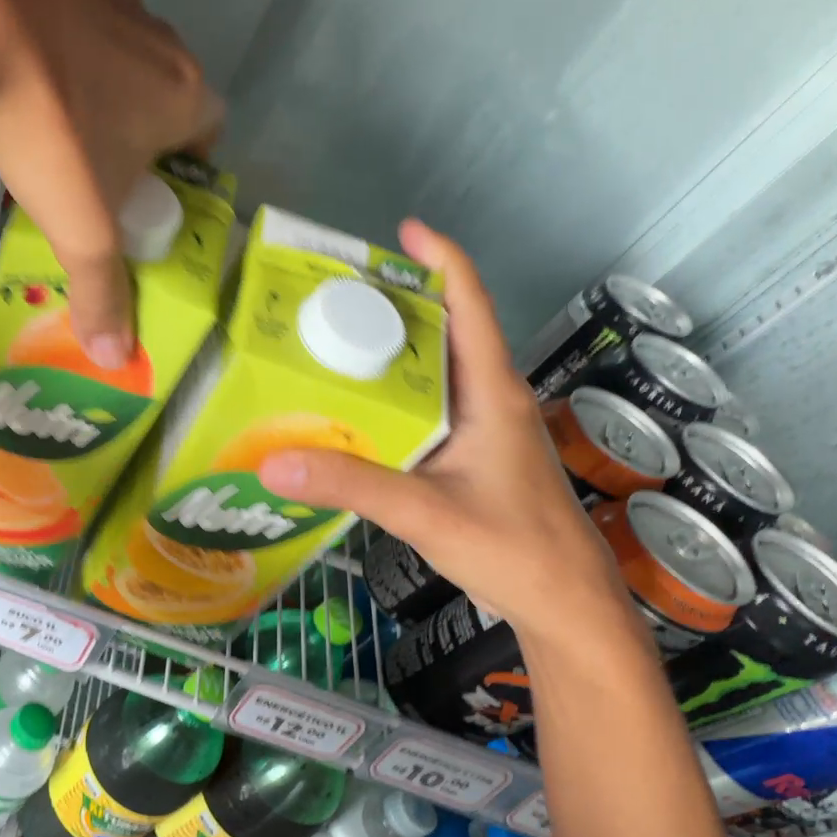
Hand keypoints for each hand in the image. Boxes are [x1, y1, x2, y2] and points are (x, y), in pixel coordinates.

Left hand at [0, 0, 219, 367]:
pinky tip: (29, 93)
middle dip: (139, 148)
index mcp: (188, 98)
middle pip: (166, 107)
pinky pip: (81, 40)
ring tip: (58, 145)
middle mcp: (168, 46)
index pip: (207, 143)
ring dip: (102, 107)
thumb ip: (103, 292)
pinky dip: (65, 69)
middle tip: (95, 187)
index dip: (181, 178)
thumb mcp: (81, 228)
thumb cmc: (50, 130)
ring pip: (124, 71)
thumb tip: (118, 359)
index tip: (143, 205)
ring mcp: (119, 7)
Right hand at [255, 220, 637, 643]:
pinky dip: (392, 400)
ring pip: (435, 376)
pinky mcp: (471, 459)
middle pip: (446, 334)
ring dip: (392, 355)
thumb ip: (350, 485)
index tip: (403, 231)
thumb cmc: (512, 548)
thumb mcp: (425, 513)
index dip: (442, 262)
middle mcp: (489, 402)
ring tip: (332, 345)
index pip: (470, 308)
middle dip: (397, 306)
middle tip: (335, 298)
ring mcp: (483, 432)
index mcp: (492, 395)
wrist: (564, 605)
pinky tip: (354, 414)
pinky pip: (428, 411)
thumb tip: (271, 460)